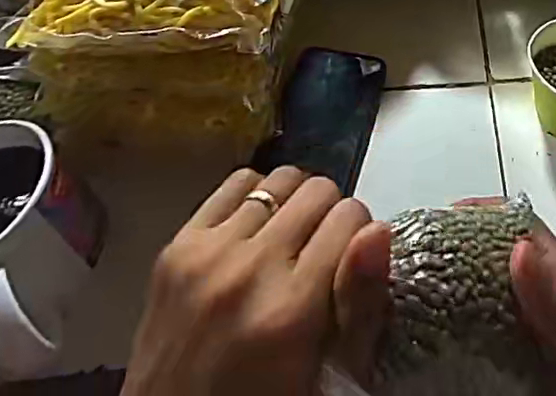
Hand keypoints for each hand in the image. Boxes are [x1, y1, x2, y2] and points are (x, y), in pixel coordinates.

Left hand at [120, 166, 387, 395]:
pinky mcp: (176, 248)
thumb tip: (379, 230)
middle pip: (319, 190)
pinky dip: (255, 197)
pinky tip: (256, 229)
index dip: (358, 236)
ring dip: (294, 203)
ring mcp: (207, 255)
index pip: (351, 216)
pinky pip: (236, 183)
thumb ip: (361, 304)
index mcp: (290, 311)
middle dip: (330, 215)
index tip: (349, 262)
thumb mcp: (328, 376)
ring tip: (288, 241)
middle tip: (320, 254)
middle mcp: (249, 271)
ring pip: (281, 179)